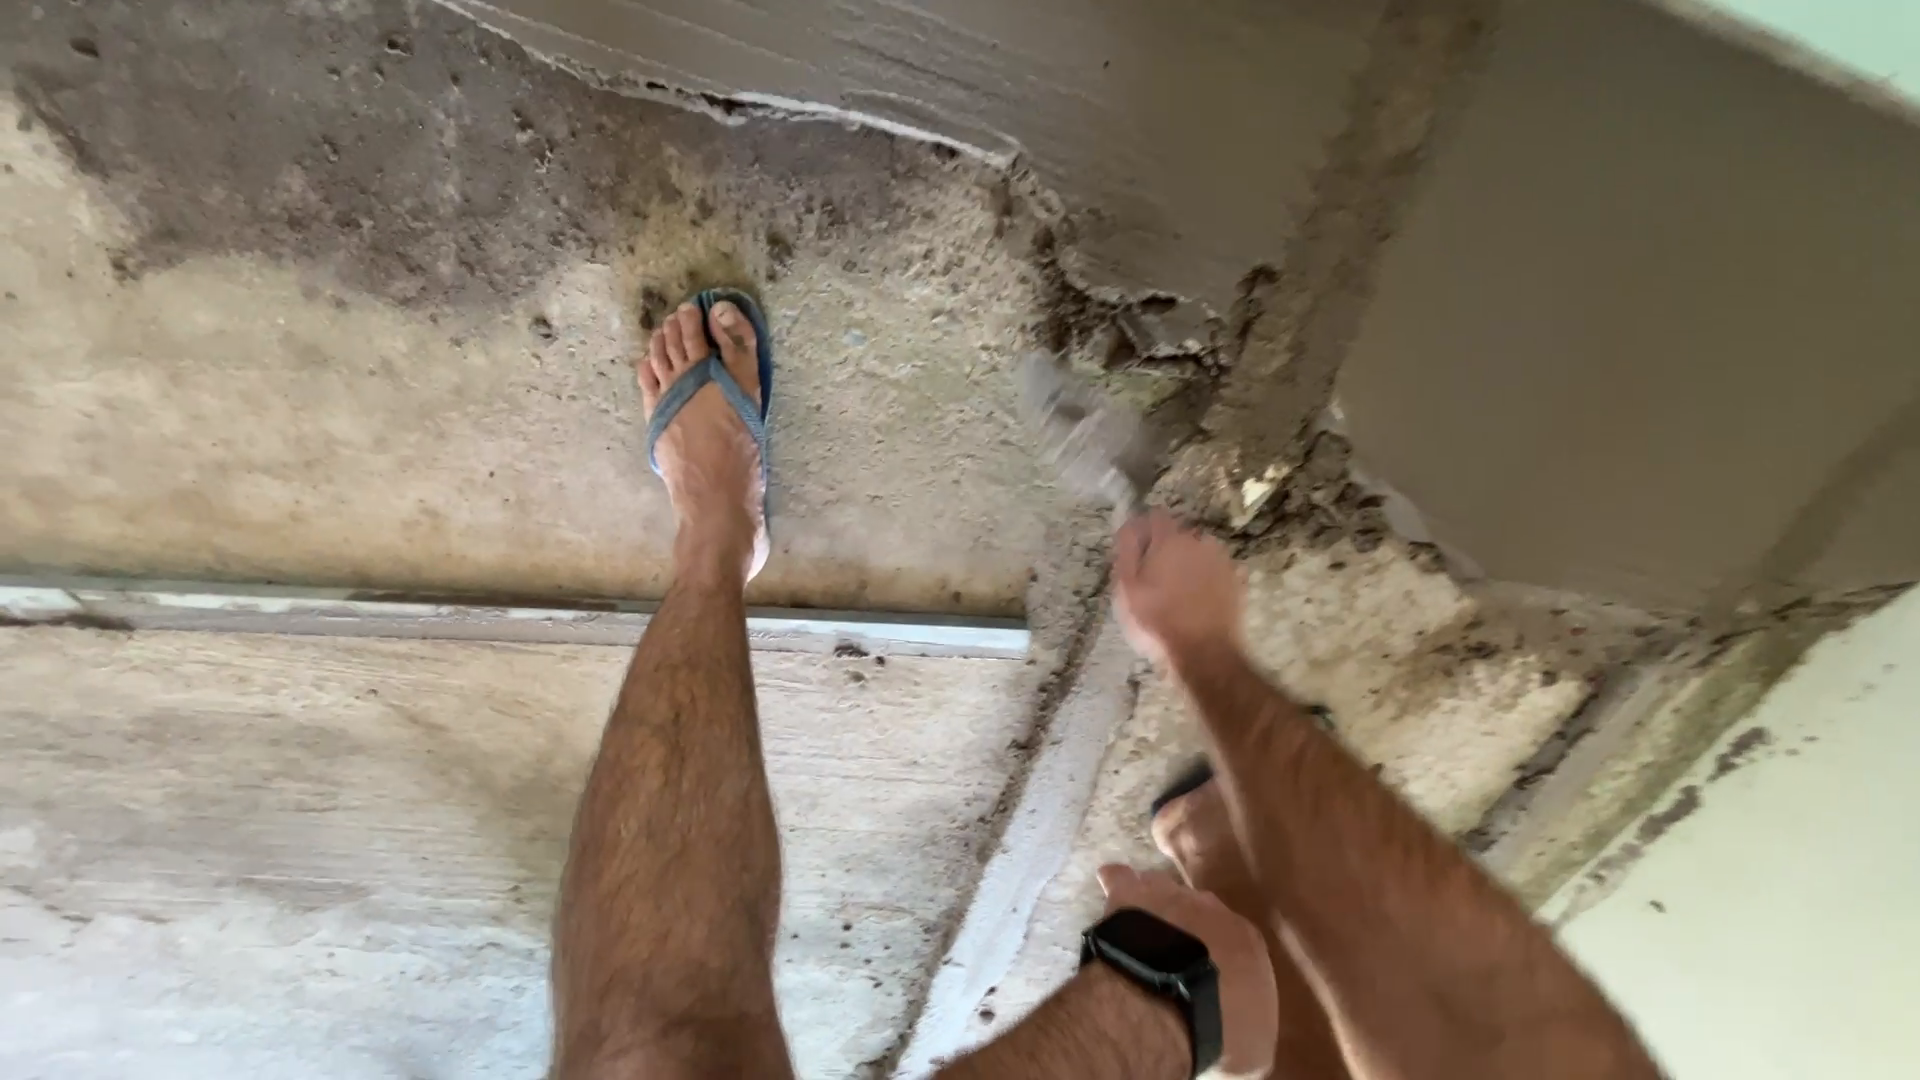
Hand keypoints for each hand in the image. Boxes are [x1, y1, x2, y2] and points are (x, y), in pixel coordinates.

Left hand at [1097, 864, 1277, 1079]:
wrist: (1165, 1003)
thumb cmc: (1216, 1032)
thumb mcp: (1253, 1051)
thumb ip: (1251, 1027)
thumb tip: (1241, 1030)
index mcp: (1246, 941)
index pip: (1237, 947)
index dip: (1221, 965)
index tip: (1209, 986)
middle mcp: (1211, 908)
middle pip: (1201, 916)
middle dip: (1190, 936)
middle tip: (1173, 967)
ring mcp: (1169, 894)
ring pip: (1164, 893)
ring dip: (1156, 910)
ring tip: (1143, 939)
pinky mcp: (1130, 892)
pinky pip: (1121, 878)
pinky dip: (1118, 884)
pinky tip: (1113, 892)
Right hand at [1113, 510, 1242, 666]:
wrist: (1205, 652)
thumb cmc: (1157, 620)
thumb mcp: (1127, 587)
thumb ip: (1127, 550)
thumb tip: (1128, 524)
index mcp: (1169, 540)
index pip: (1155, 516)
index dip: (1143, 529)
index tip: (1136, 549)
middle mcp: (1199, 541)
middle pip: (1178, 535)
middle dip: (1166, 548)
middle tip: (1154, 577)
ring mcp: (1222, 560)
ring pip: (1199, 552)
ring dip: (1188, 562)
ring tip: (1177, 591)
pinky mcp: (1236, 580)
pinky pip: (1215, 570)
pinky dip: (1206, 578)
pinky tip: (1197, 600)